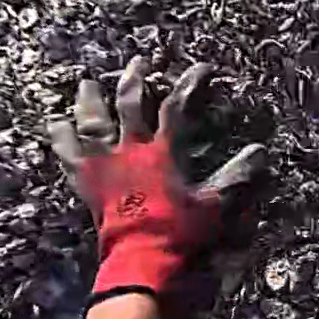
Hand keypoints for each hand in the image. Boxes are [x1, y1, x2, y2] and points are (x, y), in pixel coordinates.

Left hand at [48, 58, 266, 302]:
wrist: (139, 256)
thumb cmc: (177, 231)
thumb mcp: (214, 204)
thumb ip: (236, 176)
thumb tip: (261, 151)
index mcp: (163, 151)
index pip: (178, 106)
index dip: (191, 83)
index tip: (202, 69)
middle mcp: (131, 148)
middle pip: (130, 103)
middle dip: (136, 79)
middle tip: (139, 62)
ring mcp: (105, 163)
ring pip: (93, 120)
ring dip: (92, 98)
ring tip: (89, 82)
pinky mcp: (86, 180)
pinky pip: (68, 152)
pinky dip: (62, 136)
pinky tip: (57, 123)